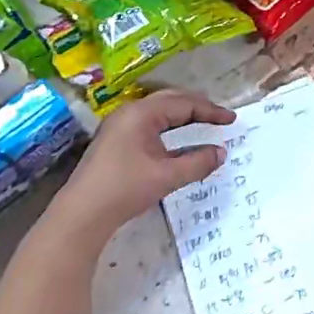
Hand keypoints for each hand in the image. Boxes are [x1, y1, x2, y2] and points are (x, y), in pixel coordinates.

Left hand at [54, 90, 236, 238]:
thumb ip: (197, 162)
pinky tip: (177, 138)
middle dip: (197, 107)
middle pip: (170, 100)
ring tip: (203, 122)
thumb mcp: (167, 176)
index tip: (232, 120)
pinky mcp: (115, 139)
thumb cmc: (125, 189)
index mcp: (142, 113)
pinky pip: (149, 122)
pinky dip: (168, 126)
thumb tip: (221, 152)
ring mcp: (119, 124)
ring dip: (182, 115)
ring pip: (158, 111)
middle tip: (220, 117)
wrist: (82, 213)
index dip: (210, 111)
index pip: (184, 104)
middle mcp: (130, 111)